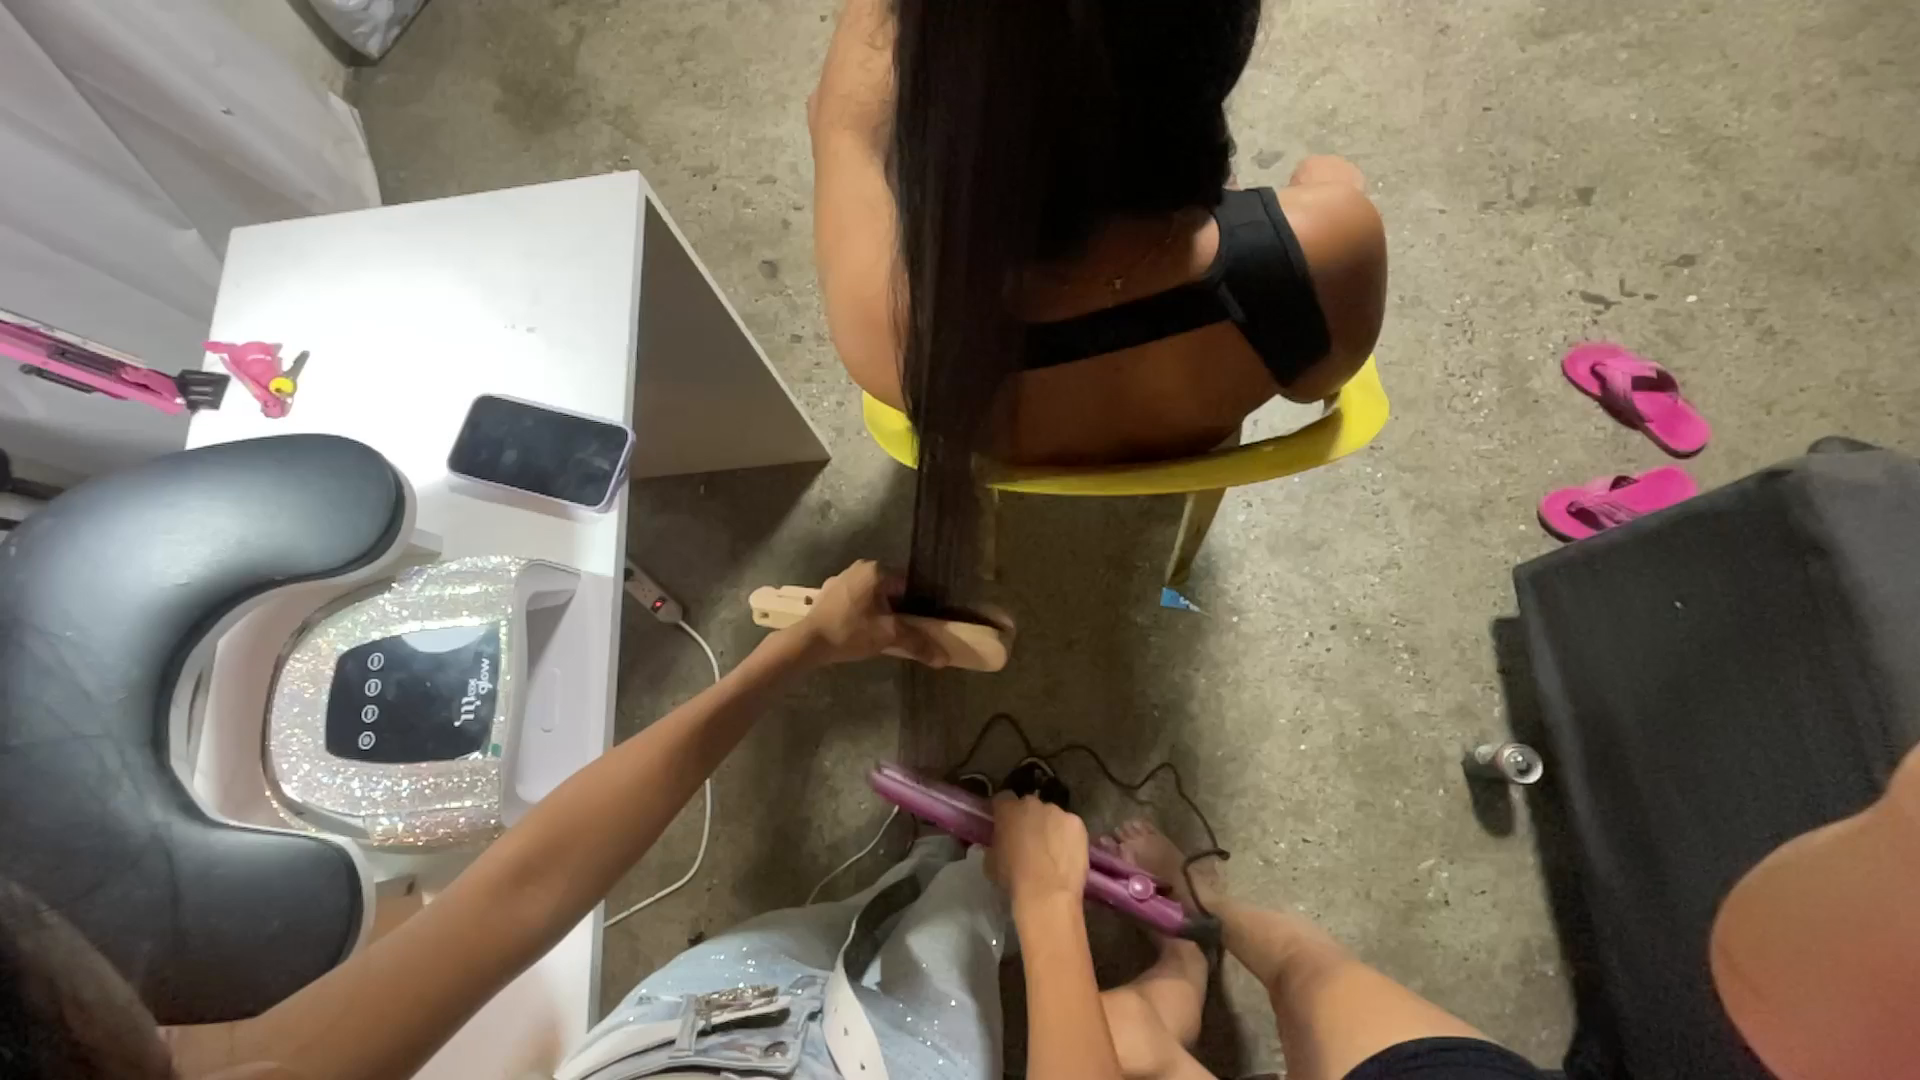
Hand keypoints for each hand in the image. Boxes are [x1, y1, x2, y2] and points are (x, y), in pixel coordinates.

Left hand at [788, 560, 944, 666]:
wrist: (808, 642)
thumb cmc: (851, 631)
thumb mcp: (888, 636)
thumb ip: (917, 643)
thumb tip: (944, 659)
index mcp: (875, 570)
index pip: (906, 583)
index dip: (915, 604)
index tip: (915, 622)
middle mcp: (858, 567)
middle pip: (888, 588)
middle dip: (895, 607)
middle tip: (898, 629)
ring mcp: (839, 579)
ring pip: (870, 593)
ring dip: (877, 609)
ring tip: (878, 631)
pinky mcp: (826, 593)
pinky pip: (853, 599)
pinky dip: (859, 611)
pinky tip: (857, 629)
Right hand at [987, 793, 1088, 911]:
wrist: (1047, 894)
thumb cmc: (1013, 879)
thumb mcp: (990, 862)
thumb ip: (994, 844)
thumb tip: (999, 844)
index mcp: (1008, 809)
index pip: (1002, 799)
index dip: (1003, 811)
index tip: (1004, 824)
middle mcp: (1033, 803)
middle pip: (1029, 806)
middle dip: (1028, 818)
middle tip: (1028, 839)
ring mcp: (1058, 812)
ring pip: (1052, 816)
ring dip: (1050, 827)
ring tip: (1051, 850)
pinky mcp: (1078, 824)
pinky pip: (1070, 827)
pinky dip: (1068, 837)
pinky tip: (1067, 854)